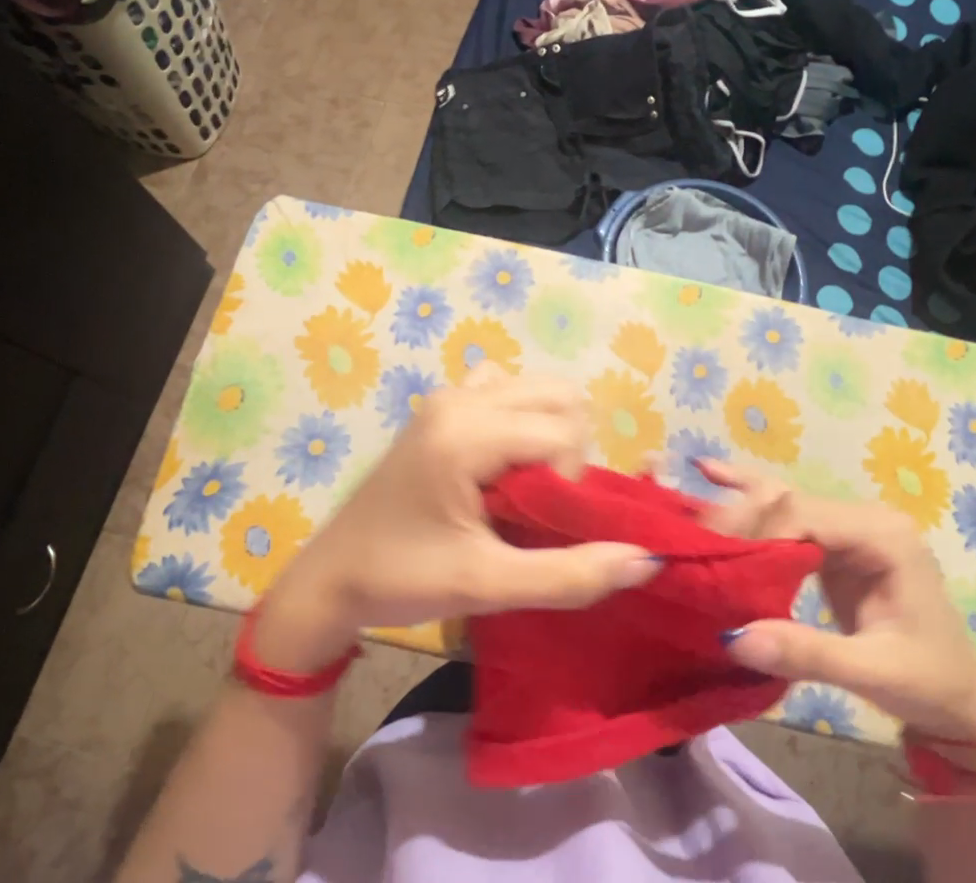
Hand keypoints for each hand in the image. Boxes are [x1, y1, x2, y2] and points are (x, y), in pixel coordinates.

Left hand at [250, 365, 659, 671]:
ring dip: (547, 434)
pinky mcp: (440, 408)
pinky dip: (520, 421)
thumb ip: (568, 575)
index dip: (569, 484)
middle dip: (566, 452)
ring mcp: (446, 398)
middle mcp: (458, 399)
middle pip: (560, 397)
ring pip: (537, 389)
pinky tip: (499, 467)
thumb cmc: (402, 581)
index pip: (563, 434)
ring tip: (518, 488)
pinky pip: (504, 391)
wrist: (330, 580)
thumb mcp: (487, 586)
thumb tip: (645, 560)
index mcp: (465, 433)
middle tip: (533, 505)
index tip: (533, 525)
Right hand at [701, 460, 975, 745]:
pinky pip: (787, 522)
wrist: (960, 702)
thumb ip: (806, 651)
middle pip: (788, 505)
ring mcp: (851, 531)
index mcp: (884, 537)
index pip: (803, 516)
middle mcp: (867, 521)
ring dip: (737, 508)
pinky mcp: (836, 547)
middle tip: (687, 538)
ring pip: (782, 507)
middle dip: (738, 518)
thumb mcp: (871, 671)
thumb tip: (732, 638)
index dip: (752, 528)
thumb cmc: (927, 683)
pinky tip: (713, 475)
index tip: (705, 549)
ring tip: (685, 505)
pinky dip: (751, 507)